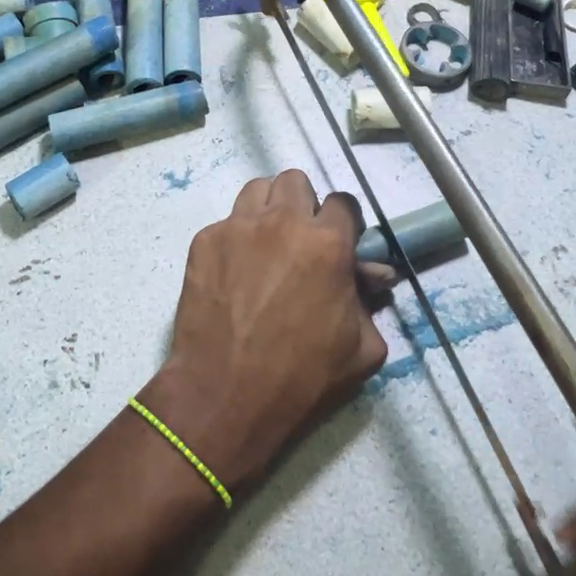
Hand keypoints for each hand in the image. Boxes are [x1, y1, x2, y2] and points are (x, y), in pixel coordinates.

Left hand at [139, 170, 387, 490]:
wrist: (226, 393)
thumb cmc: (302, 377)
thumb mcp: (362, 348)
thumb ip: (369, 301)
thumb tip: (371, 275)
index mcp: (328, 243)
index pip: (343, 202)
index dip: (344, 223)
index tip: (339, 243)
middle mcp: (283, 222)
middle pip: (295, 182)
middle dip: (303, 206)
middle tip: (300, 240)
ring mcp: (238, 227)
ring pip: (257, 189)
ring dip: (268, 209)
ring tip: (267, 243)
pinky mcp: (205, 241)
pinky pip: (226, 222)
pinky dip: (235, 238)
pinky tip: (235, 271)